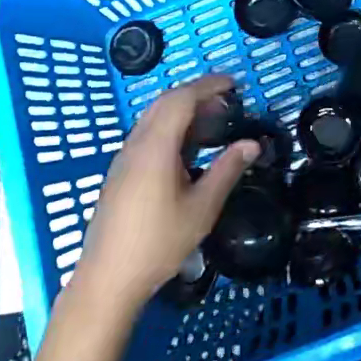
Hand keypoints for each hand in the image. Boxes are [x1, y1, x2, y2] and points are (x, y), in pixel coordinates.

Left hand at [66, 76, 259, 310]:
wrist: (108, 276)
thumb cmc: (158, 243)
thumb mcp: (201, 208)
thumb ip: (227, 171)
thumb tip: (251, 144)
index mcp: (156, 145)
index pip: (182, 99)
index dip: (208, 85)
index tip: (234, 83)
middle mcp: (136, 142)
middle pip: (166, 102)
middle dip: (197, 94)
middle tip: (227, 102)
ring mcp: (125, 156)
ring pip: (154, 117)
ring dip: (183, 111)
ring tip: (213, 123)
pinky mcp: (121, 170)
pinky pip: (147, 133)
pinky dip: (171, 127)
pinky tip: (187, 149)